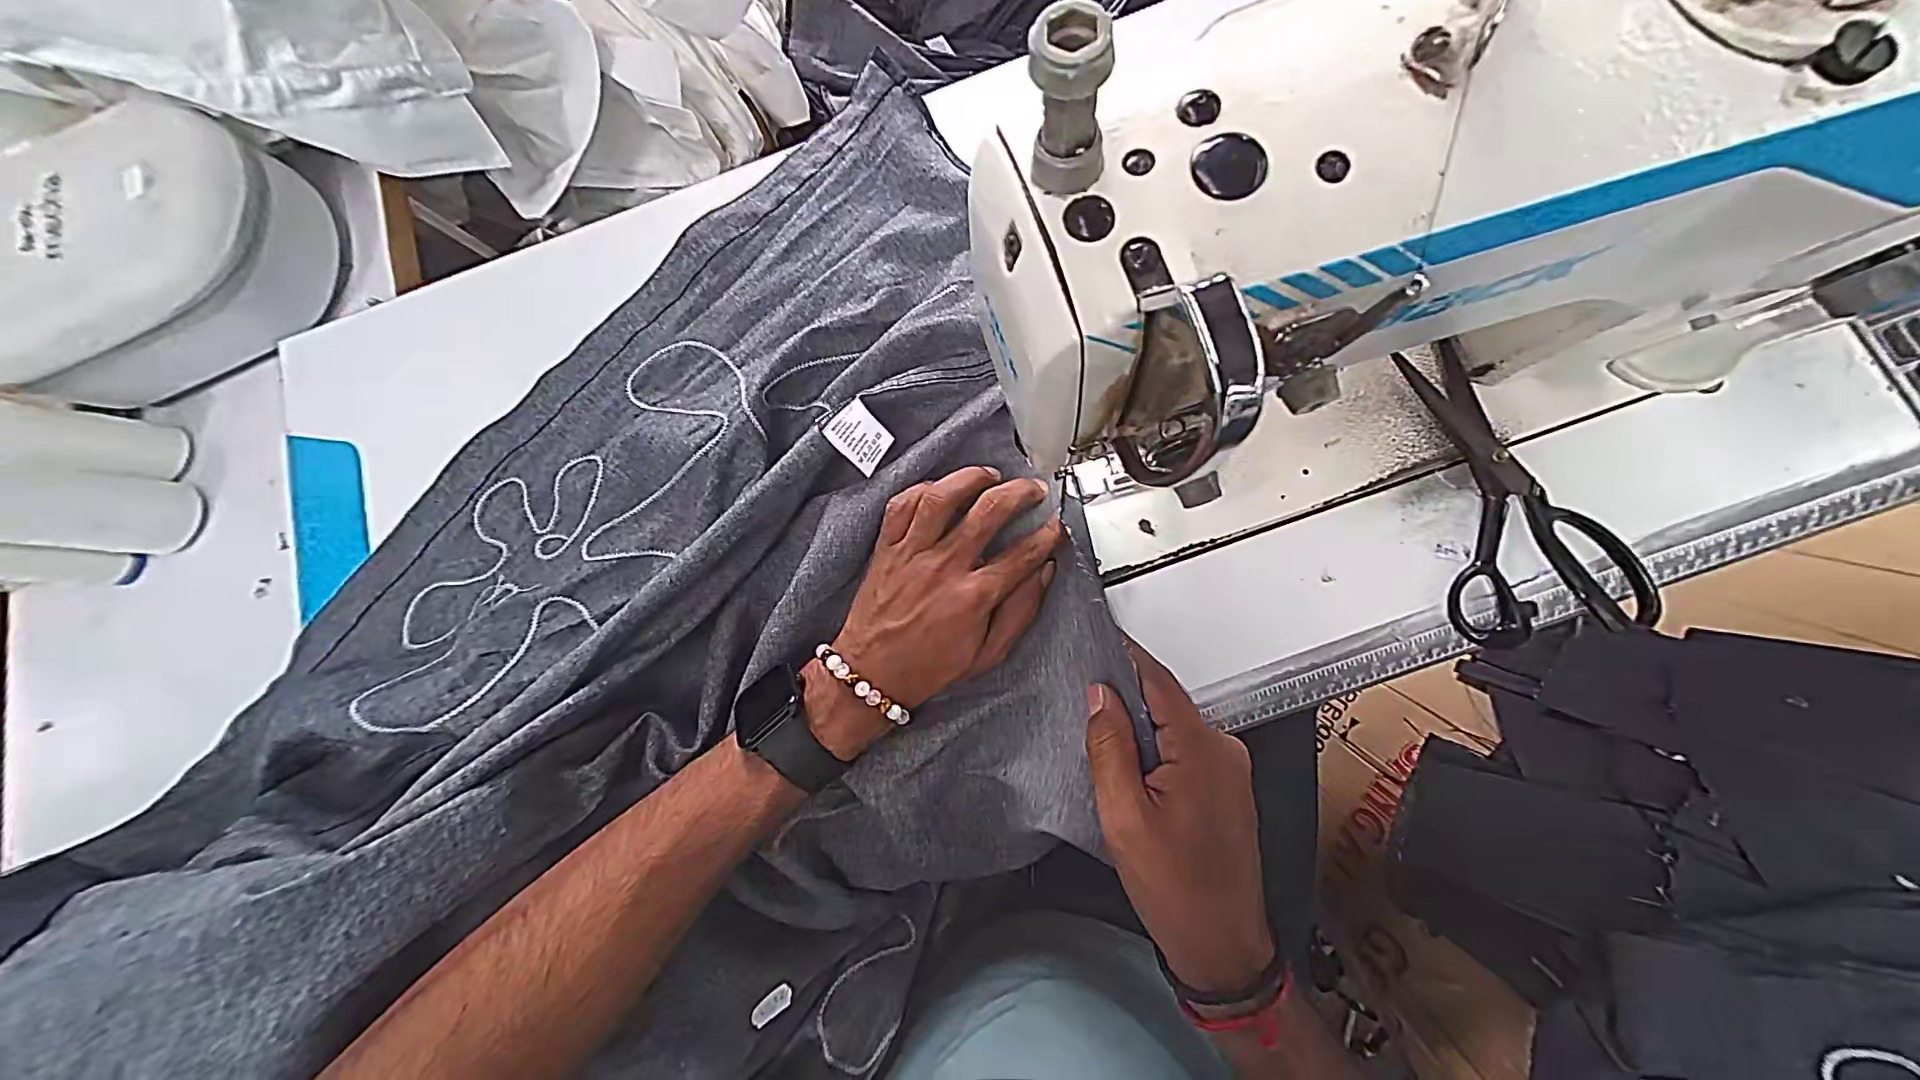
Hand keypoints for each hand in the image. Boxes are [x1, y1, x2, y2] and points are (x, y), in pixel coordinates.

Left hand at [812, 466, 1062, 757]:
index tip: (1055, 526)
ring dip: (970, 478)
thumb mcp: (988, 654)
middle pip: (989, 511)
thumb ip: (1021, 612)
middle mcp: (943, 568)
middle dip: (1020, 492)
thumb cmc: (927, 666)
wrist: (873, 673)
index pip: (1023, 553)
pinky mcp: (887, 549)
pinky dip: (923, 489)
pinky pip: (902, 505)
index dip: (1047, 534)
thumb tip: (1043, 575)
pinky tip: (941, 488)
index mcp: (973, 597)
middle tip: (1033, 490)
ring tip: (990, 475)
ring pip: (943, 498)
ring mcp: (912, 554)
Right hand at [1086, 641, 1274, 995]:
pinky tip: (1137, 775)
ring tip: (1110, 755)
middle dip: (1127, 699)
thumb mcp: (1123, 816)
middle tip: (1089, 709)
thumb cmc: (1178, 890)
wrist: (1223, 945)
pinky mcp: (1229, 784)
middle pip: (1166, 701)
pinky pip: (1187, 746)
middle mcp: (1224, 750)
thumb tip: (1100, 696)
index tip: (1102, 638)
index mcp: (1201, 751)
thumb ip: (1109, 747)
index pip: (1159, 681)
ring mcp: (1231, 768)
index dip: (1127, 656)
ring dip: (1142, 728)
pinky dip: (1159, 748)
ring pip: (1175, 725)